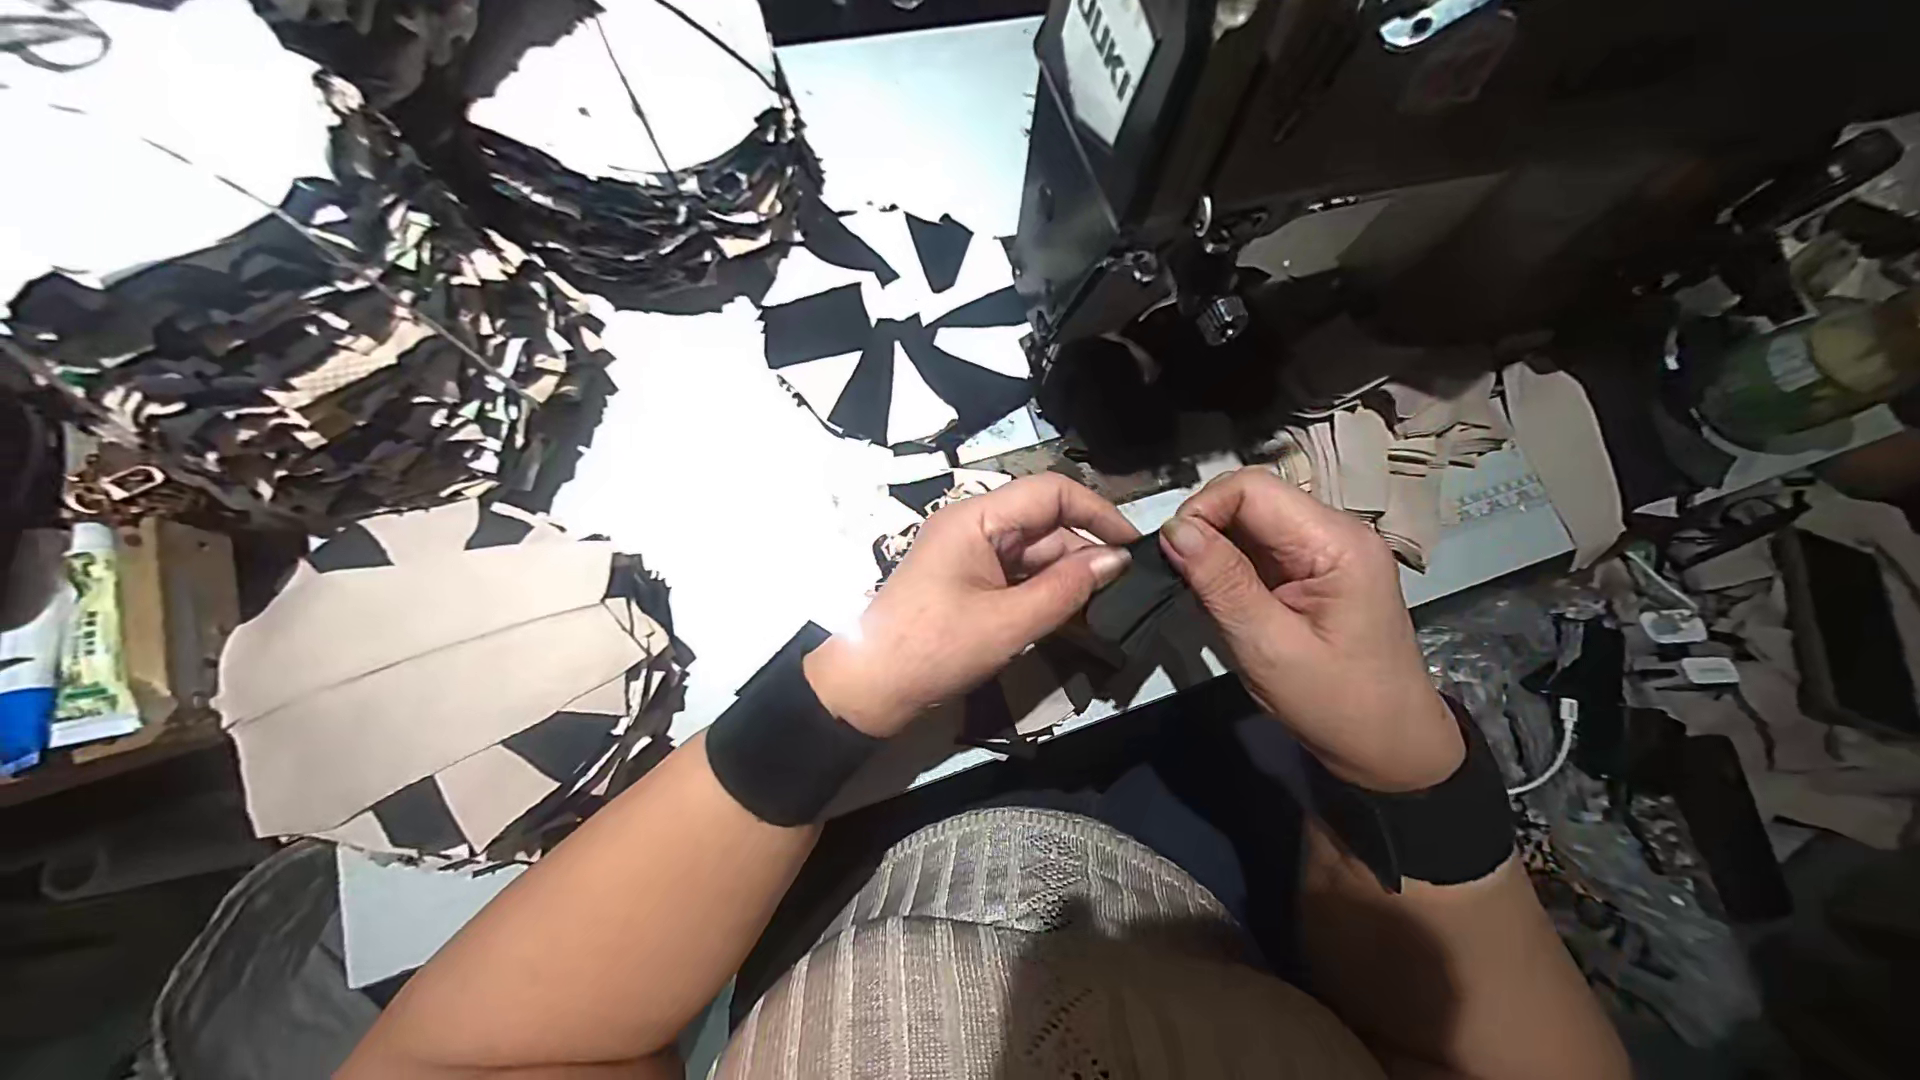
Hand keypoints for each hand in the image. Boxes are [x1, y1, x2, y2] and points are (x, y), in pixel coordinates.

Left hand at [805, 473, 1139, 736]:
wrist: (869, 689)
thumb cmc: (934, 649)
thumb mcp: (1008, 622)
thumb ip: (1066, 588)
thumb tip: (1116, 560)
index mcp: (975, 519)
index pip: (1049, 492)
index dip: (1096, 510)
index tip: (1132, 542)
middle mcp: (973, 527)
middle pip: (1043, 522)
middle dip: (1085, 548)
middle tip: (1125, 583)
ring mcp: (970, 555)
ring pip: (1034, 551)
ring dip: (1068, 574)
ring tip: (1106, 601)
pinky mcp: (969, 582)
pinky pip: (1018, 575)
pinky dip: (1045, 590)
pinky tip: (1073, 610)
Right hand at [1160, 467, 1461, 791]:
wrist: (1388, 747)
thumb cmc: (1335, 704)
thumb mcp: (1268, 647)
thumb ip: (1220, 582)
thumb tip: (1173, 529)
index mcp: (1335, 543)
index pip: (1251, 488)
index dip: (1202, 511)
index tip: (1175, 555)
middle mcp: (1332, 532)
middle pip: (1249, 497)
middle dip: (1204, 529)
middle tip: (1185, 578)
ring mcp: (1323, 549)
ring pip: (1247, 520)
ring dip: (1213, 549)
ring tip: (1203, 593)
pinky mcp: (1310, 569)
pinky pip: (1254, 546)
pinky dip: (1226, 565)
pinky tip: (1223, 599)